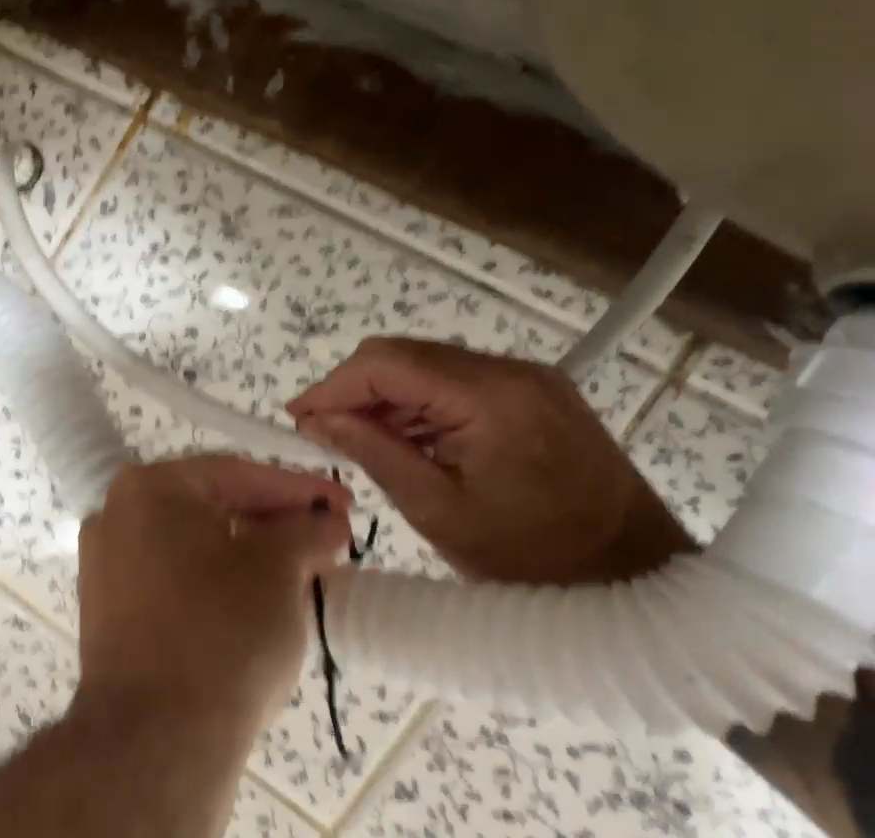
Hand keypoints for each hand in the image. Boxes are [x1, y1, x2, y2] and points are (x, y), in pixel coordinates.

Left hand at [76, 457, 352, 728]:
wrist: (156, 730)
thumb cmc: (222, 630)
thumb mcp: (279, 570)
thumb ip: (304, 531)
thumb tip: (323, 520)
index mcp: (148, 487)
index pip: (234, 473)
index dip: (296, 488)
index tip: (345, 505)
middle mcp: (114, 513)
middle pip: (207, 505)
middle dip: (271, 522)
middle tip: (326, 542)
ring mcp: (104, 562)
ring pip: (189, 545)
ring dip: (245, 554)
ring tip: (300, 576)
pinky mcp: (107, 608)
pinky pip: (170, 579)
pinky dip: (213, 582)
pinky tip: (252, 605)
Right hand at [286, 337, 696, 584]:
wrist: (643, 584)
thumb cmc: (534, 558)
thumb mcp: (436, 509)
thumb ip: (372, 452)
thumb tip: (315, 419)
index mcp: (489, 395)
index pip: (385, 362)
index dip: (331, 386)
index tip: (296, 420)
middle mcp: (511, 371)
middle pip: (404, 355)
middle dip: (354, 390)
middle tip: (322, 433)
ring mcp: (530, 380)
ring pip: (428, 366)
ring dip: (386, 398)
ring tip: (359, 442)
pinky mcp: (539, 395)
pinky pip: (459, 383)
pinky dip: (421, 405)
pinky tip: (407, 442)